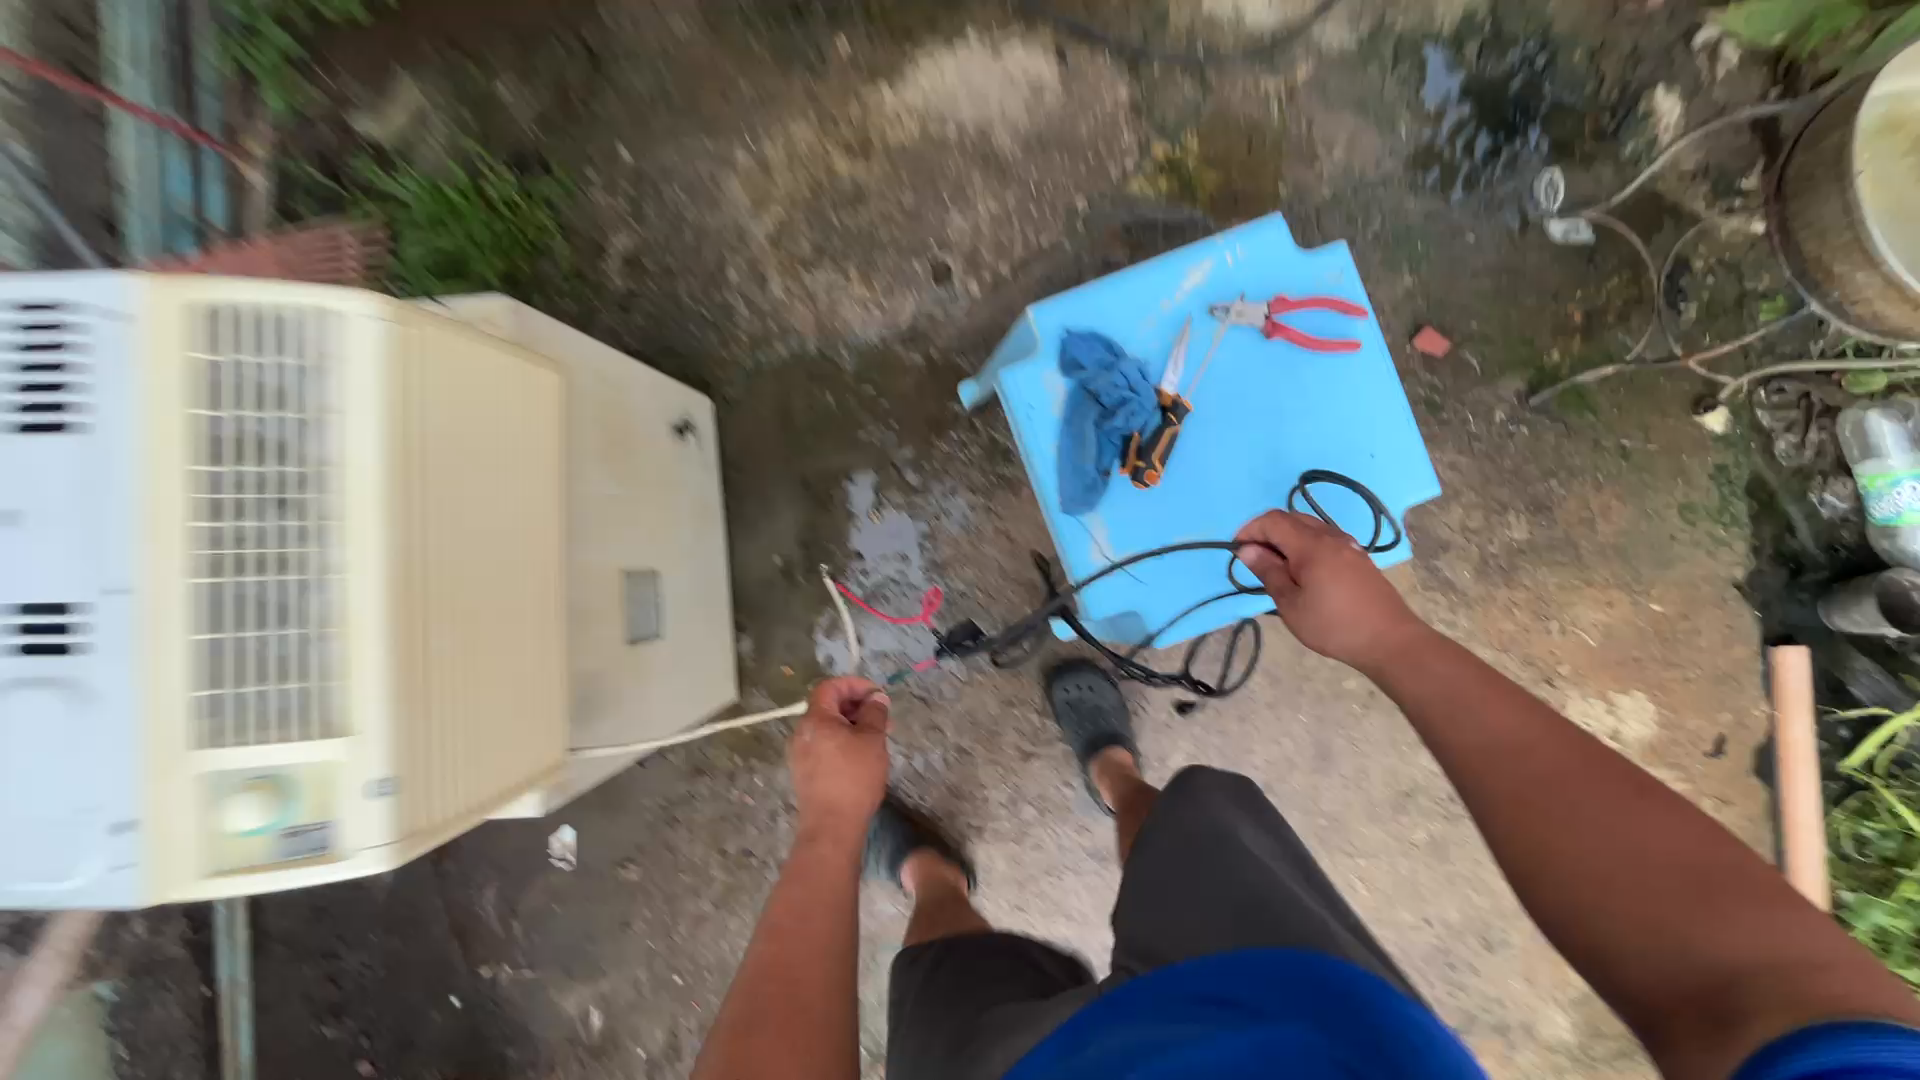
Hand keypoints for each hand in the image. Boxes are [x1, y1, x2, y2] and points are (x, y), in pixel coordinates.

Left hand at [788, 676, 891, 839]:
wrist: (832, 827)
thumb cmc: (854, 778)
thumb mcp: (872, 740)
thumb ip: (875, 713)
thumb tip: (876, 697)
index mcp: (815, 719)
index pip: (830, 687)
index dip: (854, 685)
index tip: (877, 695)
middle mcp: (802, 733)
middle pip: (827, 706)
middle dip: (856, 705)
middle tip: (882, 717)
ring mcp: (800, 754)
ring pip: (827, 728)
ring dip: (851, 725)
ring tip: (876, 737)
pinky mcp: (805, 773)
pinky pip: (824, 746)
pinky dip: (843, 742)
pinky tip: (861, 757)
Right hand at [1235, 510, 1430, 673]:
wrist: (1389, 640)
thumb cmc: (1333, 625)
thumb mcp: (1290, 603)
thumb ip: (1268, 571)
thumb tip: (1247, 549)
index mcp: (1311, 545)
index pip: (1273, 520)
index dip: (1250, 530)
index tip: (1238, 552)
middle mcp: (1331, 537)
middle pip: (1291, 518)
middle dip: (1267, 532)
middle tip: (1256, 559)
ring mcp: (1348, 545)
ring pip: (1309, 526)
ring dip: (1287, 538)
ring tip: (1278, 566)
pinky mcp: (1358, 557)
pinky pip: (1325, 538)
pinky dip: (1305, 544)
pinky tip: (1304, 570)